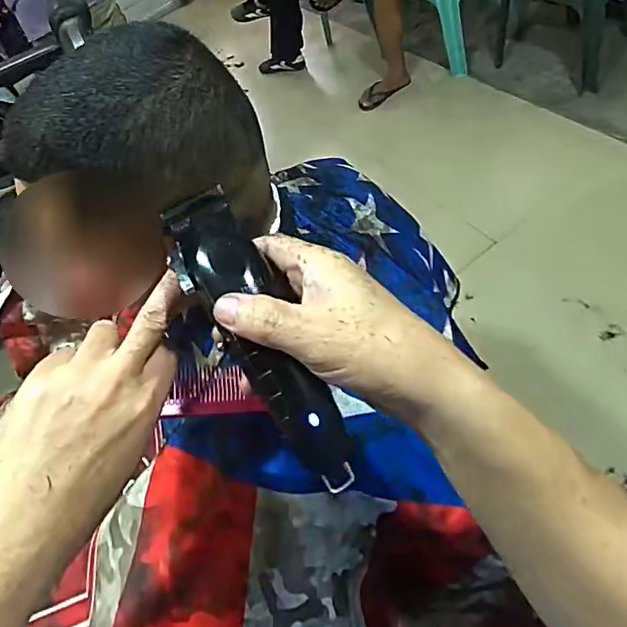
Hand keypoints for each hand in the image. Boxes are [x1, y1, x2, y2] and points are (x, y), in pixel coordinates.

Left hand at [0, 274, 181, 626]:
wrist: (21, 521)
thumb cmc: (84, 500)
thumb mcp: (132, 451)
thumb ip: (139, 406)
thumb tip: (138, 386)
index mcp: (145, 402)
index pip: (168, 352)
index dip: (163, 351)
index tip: (158, 350)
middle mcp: (115, 377)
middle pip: (147, 320)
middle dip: (161, 298)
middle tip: (168, 280)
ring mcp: (76, 371)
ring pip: (100, 331)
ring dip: (100, 346)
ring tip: (86, 372)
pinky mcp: (40, 373)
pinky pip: (62, 354)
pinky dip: (64, 367)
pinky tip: (53, 395)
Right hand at [210, 235, 473, 422]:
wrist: (420, 380)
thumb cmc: (363, 344)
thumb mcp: (305, 331)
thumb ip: (261, 318)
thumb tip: (218, 305)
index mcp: (317, 262)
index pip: (269, 245)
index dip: (237, 258)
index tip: (207, 284)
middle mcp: (325, 277)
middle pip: (274, 278)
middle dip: (245, 302)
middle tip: (217, 333)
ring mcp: (334, 305)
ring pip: (286, 309)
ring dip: (262, 329)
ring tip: (235, 356)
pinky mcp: (341, 331)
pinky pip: (301, 330)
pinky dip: (282, 345)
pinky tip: (265, 371)